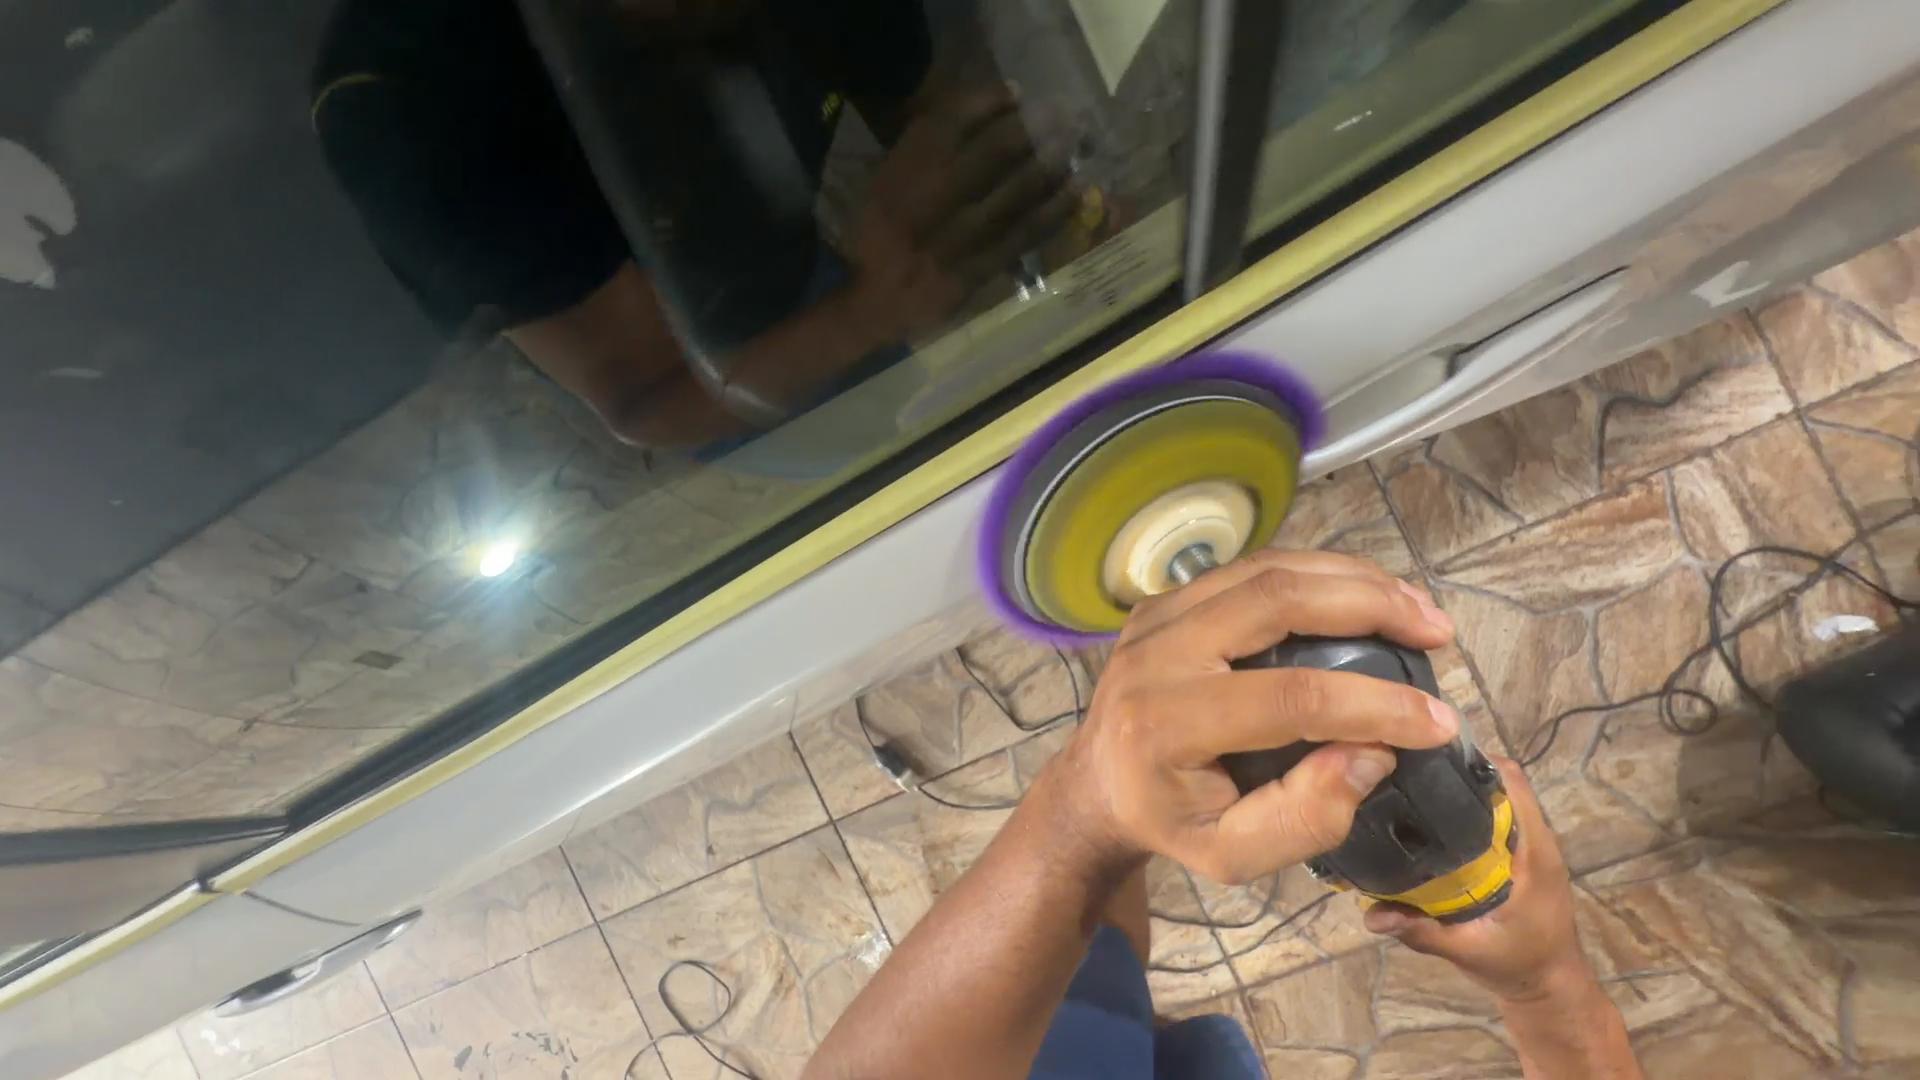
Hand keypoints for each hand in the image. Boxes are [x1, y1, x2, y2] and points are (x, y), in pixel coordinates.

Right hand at [845, 83, 1078, 338]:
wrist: (873, 302)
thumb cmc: (879, 238)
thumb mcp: (886, 184)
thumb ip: (921, 152)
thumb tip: (978, 114)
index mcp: (904, 171)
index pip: (953, 120)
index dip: (992, 101)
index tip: (1019, 94)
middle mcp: (931, 197)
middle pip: (994, 150)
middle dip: (1034, 128)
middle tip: (1065, 116)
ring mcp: (955, 237)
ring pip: (1013, 193)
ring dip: (1050, 167)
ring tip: (1075, 149)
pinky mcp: (974, 270)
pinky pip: (1020, 236)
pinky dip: (1051, 213)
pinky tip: (1073, 196)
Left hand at [1038, 551, 1460, 885]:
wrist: (1096, 779)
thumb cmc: (1166, 820)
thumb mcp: (1230, 854)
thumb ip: (1304, 817)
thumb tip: (1373, 753)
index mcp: (1164, 725)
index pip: (1286, 697)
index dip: (1374, 705)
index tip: (1440, 720)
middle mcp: (1153, 656)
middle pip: (1271, 601)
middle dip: (1368, 607)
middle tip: (1437, 631)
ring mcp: (1154, 618)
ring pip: (1262, 570)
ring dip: (1348, 579)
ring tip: (1414, 607)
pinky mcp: (1164, 602)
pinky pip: (1246, 571)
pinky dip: (1312, 573)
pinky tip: (1359, 594)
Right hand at [1363, 759, 1594, 1003]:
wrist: (1549, 987)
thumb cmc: (1518, 965)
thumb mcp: (1468, 951)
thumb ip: (1422, 932)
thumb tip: (1371, 916)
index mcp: (1532, 852)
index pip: (1512, 783)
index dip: (1473, 757)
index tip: (1424, 748)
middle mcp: (1531, 837)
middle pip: (1494, 778)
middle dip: (1450, 764)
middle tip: (1397, 760)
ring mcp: (1524, 841)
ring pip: (1490, 791)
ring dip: (1451, 780)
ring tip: (1400, 774)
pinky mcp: (1513, 848)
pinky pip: (1487, 809)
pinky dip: (1457, 800)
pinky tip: (1418, 805)